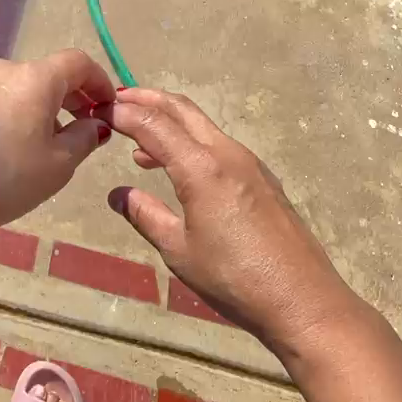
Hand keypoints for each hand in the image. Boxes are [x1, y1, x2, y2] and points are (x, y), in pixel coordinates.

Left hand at [0, 49, 115, 242]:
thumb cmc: (10, 180)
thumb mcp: (60, 163)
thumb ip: (85, 136)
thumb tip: (95, 123)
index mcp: (34, 78)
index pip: (77, 62)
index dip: (99, 80)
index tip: (108, 106)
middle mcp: (5, 69)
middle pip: (50, 72)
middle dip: (74, 94)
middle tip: (87, 124)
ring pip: (25, 84)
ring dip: (47, 102)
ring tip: (56, 137)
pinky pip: (3, 94)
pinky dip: (22, 107)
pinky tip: (21, 141)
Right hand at [99, 88, 358, 349]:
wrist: (304, 302)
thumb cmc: (235, 279)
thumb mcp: (179, 251)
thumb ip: (145, 215)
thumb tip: (117, 195)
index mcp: (201, 168)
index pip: (153, 124)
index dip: (123, 113)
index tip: (97, 110)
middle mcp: (226, 153)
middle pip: (180, 108)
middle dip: (147, 98)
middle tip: (116, 99)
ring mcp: (248, 162)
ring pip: (201, 124)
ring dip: (168, 121)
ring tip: (138, 140)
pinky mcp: (261, 177)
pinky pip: (217, 144)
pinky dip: (189, 141)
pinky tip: (177, 168)